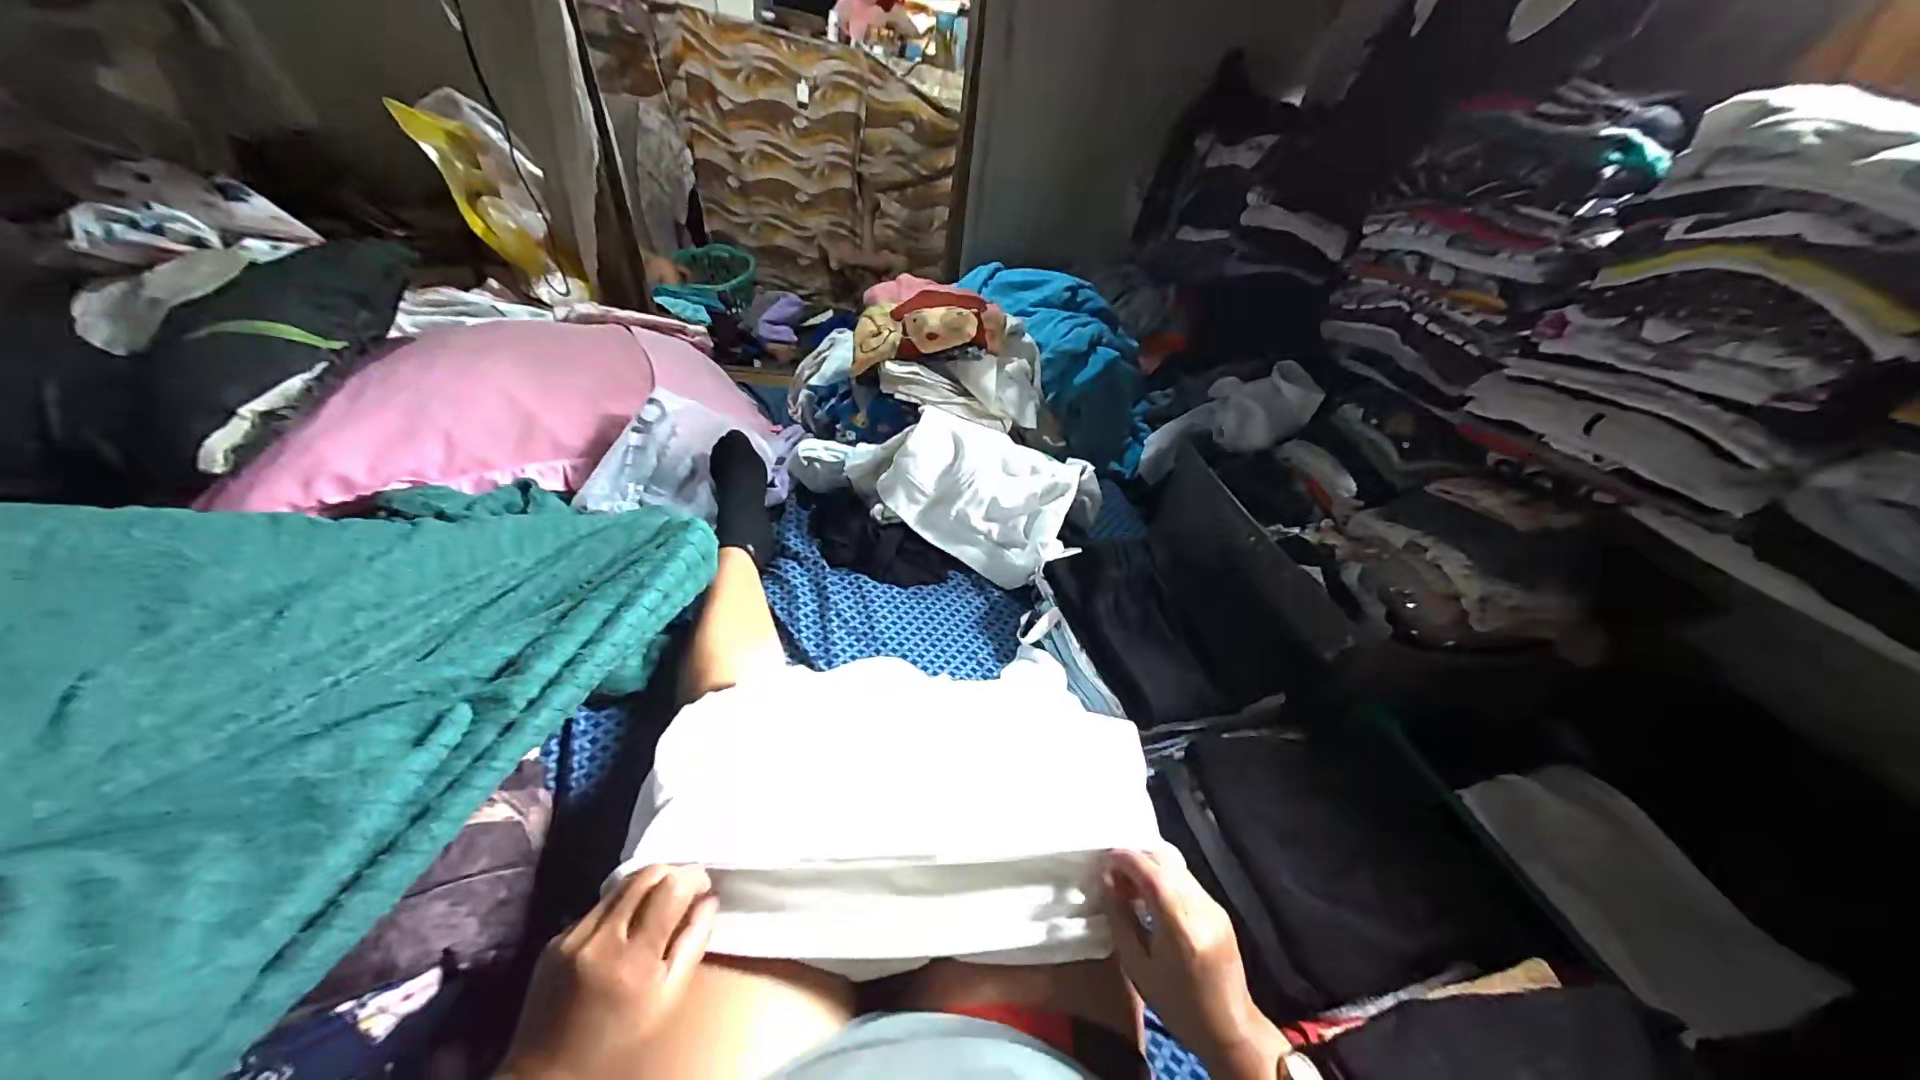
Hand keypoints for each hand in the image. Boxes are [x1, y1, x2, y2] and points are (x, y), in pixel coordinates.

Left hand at [500, 865, 717, 1079]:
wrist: (547, 1075)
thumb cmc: (618, 1042)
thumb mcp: (668, 999)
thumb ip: (693, 944)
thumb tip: (710, 900)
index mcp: (633, 959)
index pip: (671, 888)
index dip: (694, 876)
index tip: (704, 886)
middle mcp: (600, 939)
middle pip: (647, 874)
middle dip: (674, 873)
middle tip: (686, 891)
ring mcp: (572, 937)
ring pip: (622, 885)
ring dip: (647, 887)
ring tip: (658, 907)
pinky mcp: (555, 940)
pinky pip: (599, 907)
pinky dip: (620, 909)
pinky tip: (623, 932)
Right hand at [1102, 850, 1287, 1079]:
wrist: (1230, 1028)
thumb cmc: (1178, 1005)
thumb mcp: (1138, 968)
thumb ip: (1120, 918)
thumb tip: (1106, 880)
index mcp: (1181, 926)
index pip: (1151, 873)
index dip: (1124, 859)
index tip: (1102, 861)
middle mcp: (1202, 908)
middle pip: (1165, 861)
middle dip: (1135, 858)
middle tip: (1112, 873)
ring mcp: (1214, 906)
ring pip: (1176, 866)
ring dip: (1149, 866)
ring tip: (1128, 884)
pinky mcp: (1219, 910)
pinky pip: (1186, 880)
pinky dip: (1163, 878)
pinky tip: (1150, 896)